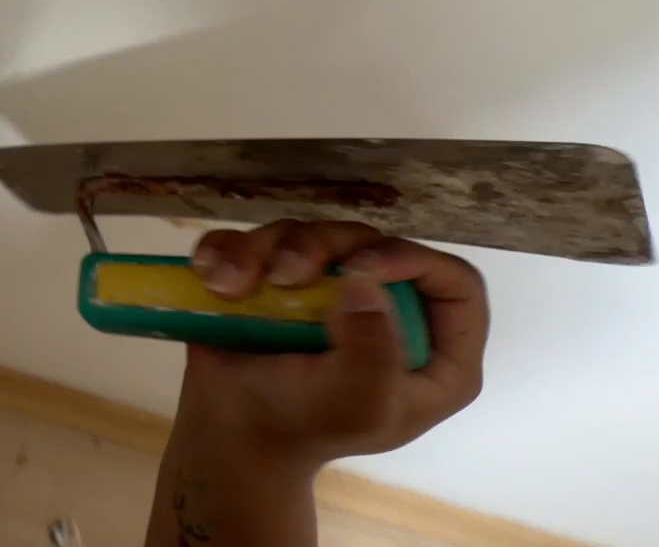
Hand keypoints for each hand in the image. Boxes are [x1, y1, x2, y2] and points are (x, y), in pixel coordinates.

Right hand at [181, 219, 489, 472]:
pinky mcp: (261, 275)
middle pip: (362, 241)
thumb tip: (364, 282)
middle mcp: (375, 306)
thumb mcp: (354, 403)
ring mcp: (313, 287)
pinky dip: (222, 250)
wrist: (230, 426)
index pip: (450, 282)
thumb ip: (372, 351)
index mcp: (424, 347)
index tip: (359, 267)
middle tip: (282, 276)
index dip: (412, 261)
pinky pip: (245, 238)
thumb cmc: (302, 424)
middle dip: (316, 248)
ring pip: (298, 233)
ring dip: (256, 250)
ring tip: (229, 285)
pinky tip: (208, 274)